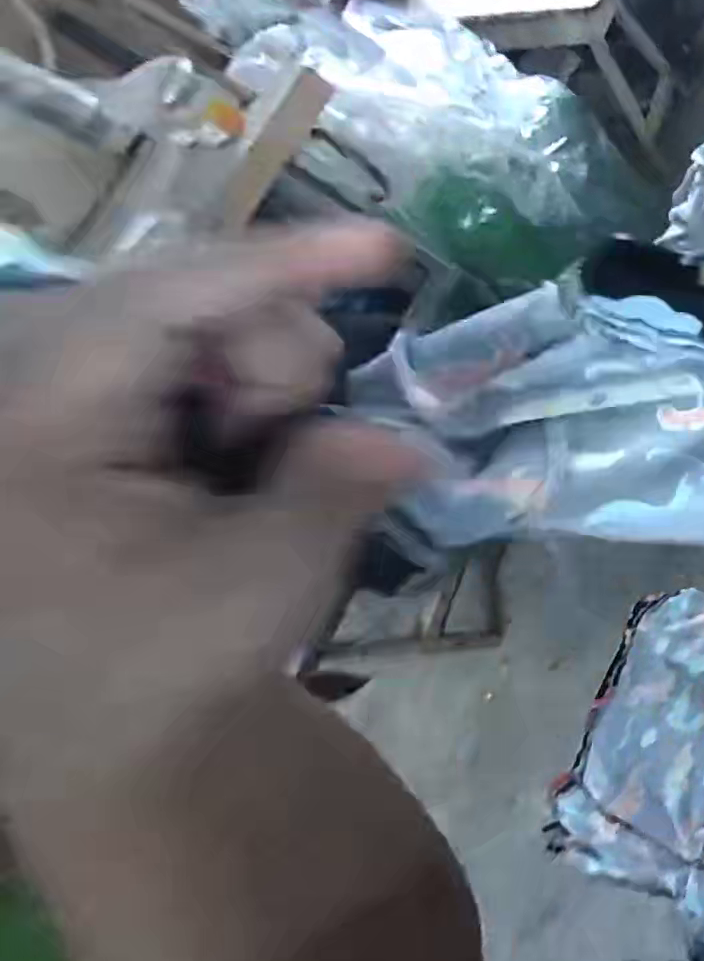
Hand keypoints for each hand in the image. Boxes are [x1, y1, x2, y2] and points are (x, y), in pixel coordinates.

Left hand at [0, 225, 426, 776]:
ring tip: (260, 465)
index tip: (387, 245)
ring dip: (273, 390)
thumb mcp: (266, 575)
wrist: (101, 715)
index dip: (278, 267)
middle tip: (284, 447)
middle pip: (196, 309)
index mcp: (27, 433)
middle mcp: (20, 391)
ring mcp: (51, 396)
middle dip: (278, 368)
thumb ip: (337, 488)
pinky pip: (204, 360)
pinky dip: (257, 398)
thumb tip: (407, 439)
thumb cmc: (164, 656)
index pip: (158, 309)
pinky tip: (245, 452)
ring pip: (211, 331)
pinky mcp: (88, 409)